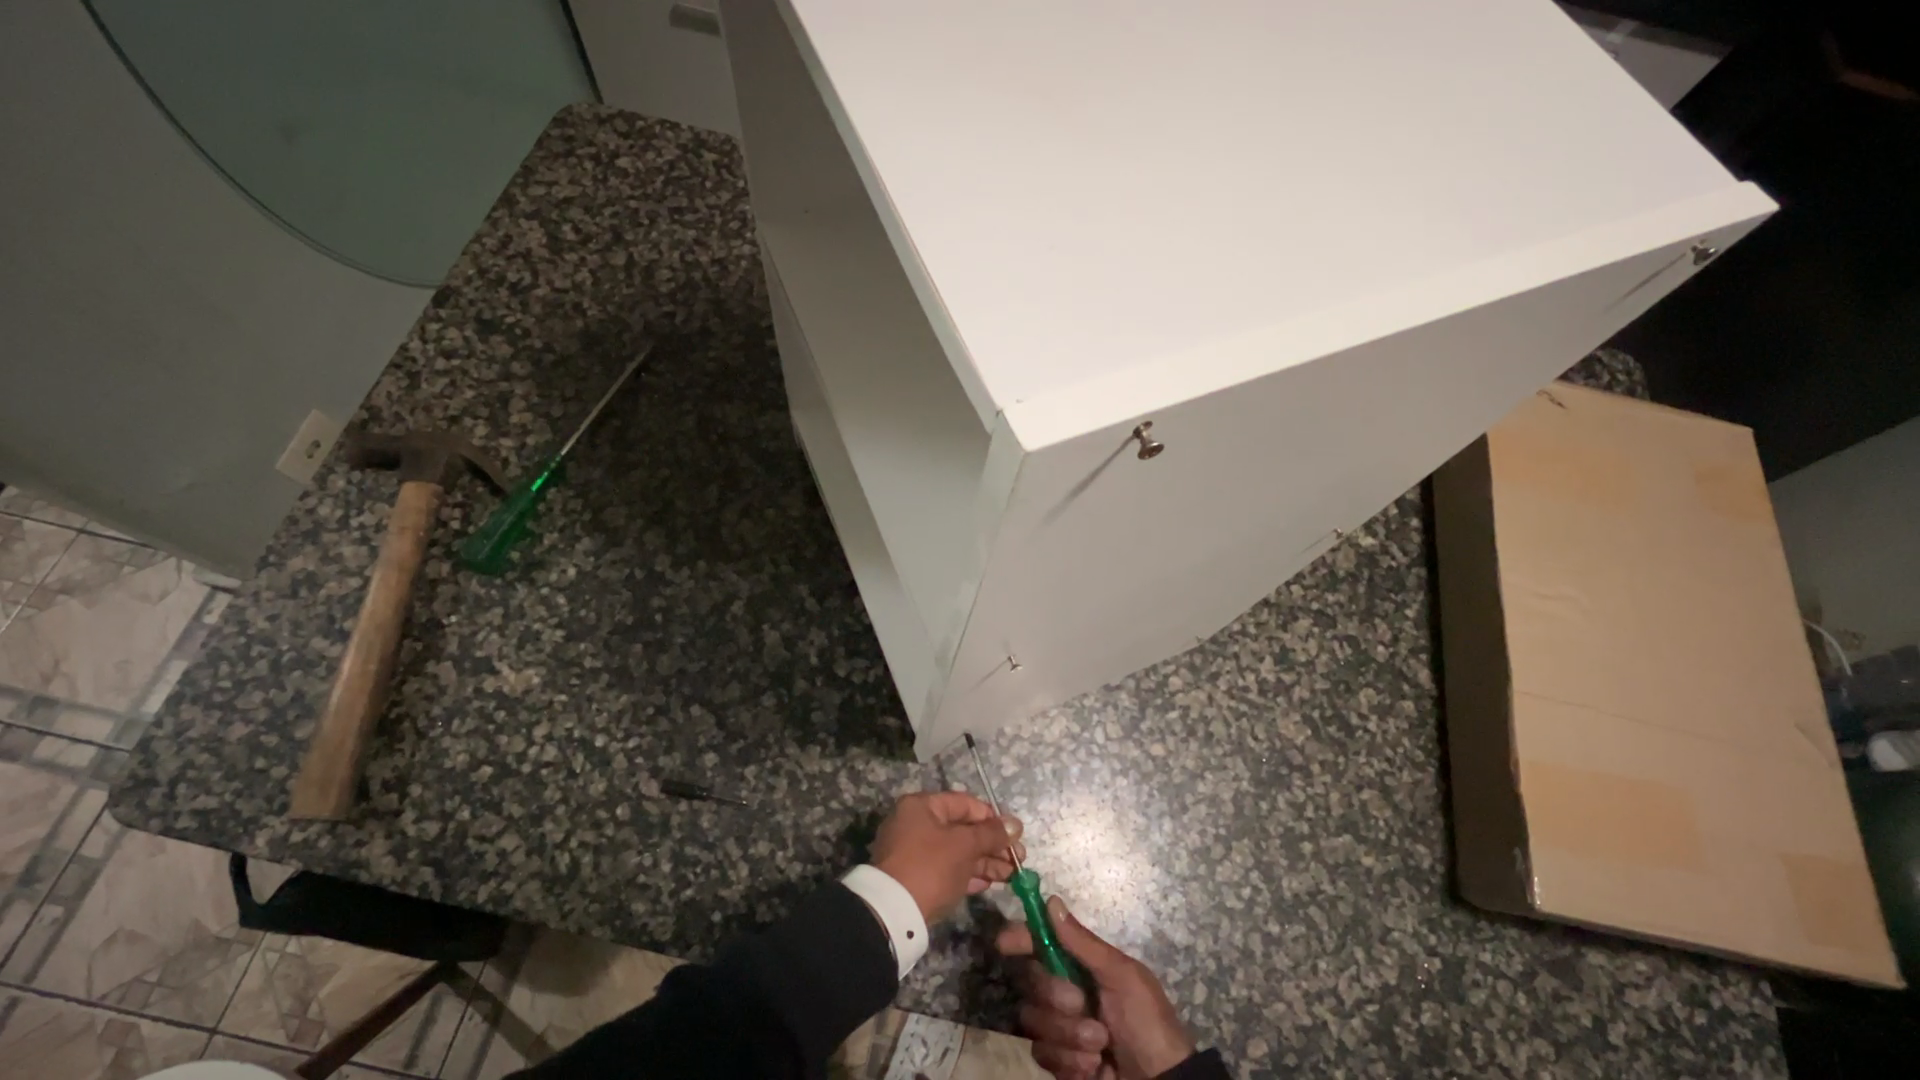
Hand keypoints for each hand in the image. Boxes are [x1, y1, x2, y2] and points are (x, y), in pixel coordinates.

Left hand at [871, 792, 1023, 921]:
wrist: (894, 912)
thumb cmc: (931, 866)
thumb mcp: (964, 846)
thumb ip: (991, 834)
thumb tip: (1016, 824)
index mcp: (922, 807)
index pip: (965, 804)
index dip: (992, 818)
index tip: (1014, 834)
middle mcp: (916, 824)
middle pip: (962, 829)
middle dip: (992, 845)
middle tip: (1018, 859)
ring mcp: (915, 851)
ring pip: (957, 851)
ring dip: (985, 861)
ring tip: (1011, 875)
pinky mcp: (916, 877)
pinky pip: (947, 869)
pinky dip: (968, 874)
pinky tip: (989, 883)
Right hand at [997, 898, 1194, 1079]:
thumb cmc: (1147, 1021)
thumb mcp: (1122, 976)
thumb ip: (1084, 943)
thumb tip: (1052, 901)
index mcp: (1080, 966)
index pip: (1040, 943)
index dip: (1020, 938)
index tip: (1005, 944)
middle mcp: (1064, 992)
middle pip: (1031, 983)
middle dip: (1059, 1000)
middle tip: (1085, 1007)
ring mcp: (1059, 1028)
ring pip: (1033, 1022)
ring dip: (1070, 1036)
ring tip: (1101, 1045)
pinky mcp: (1057, 1061)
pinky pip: (1042, 1054)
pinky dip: (1071, 1062)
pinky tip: (1094, 1067)